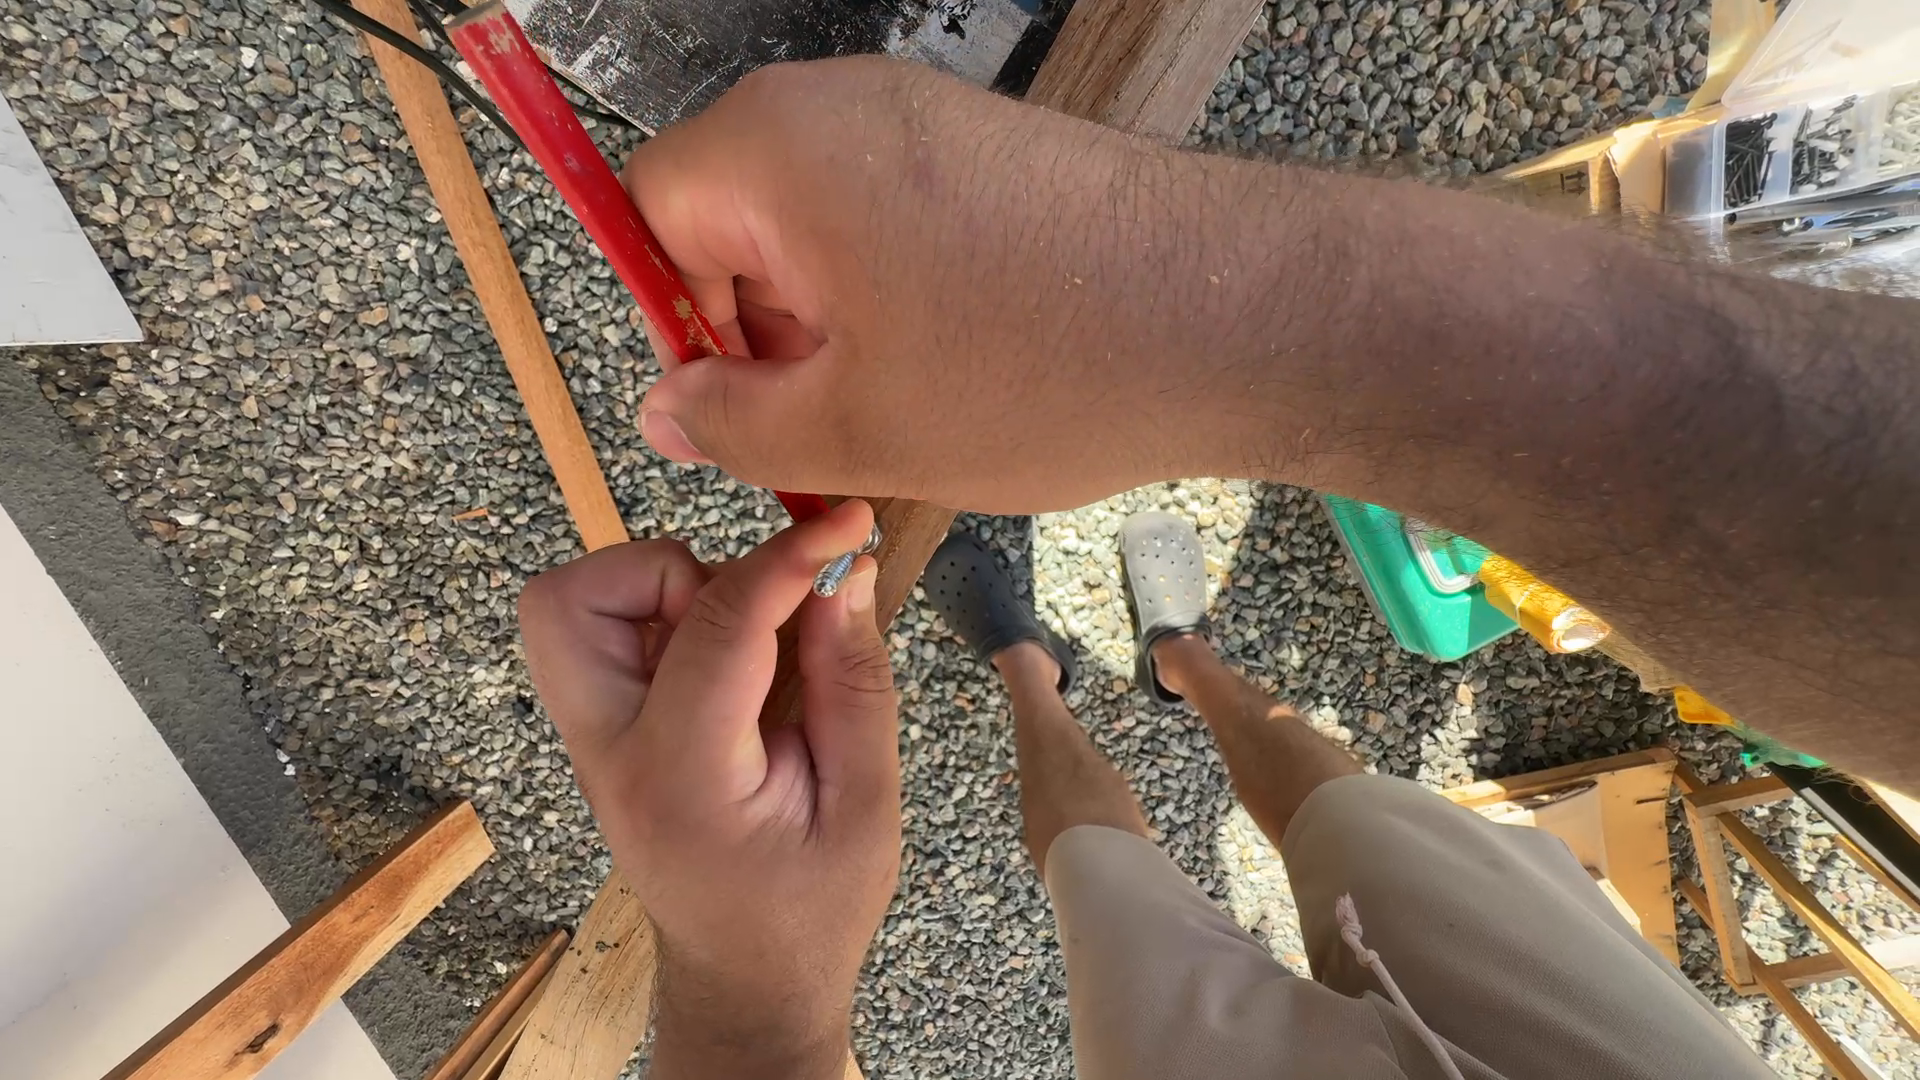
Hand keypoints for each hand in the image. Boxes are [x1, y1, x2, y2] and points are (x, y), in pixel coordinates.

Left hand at [516, 500, 898, 1076]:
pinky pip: (607, 633)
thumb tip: (845, 574)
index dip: (790, 559)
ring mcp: (594, 746)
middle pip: (570, 603)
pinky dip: (671, 614)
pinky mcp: (604, 738)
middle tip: (758, 602)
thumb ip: (854, 681)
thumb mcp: (867, 801)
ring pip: (573, 608)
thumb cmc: (815, 906)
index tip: (849, 524)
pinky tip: (736, 657)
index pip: (718, 627)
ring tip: (753, 634)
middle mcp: (612, 753)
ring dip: (667, 588)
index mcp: (684, 779)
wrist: (746, 981)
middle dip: (672, 568)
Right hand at [622, 56, 1316, 512]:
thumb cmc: (1033, 377)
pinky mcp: (993, 160)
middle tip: (837, 422)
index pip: (654, 214)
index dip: (681, 318)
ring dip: (844, 334)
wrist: (1237, 321)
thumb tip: (664, 408)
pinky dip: (906, 308)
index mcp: (779, 150)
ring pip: (827, 241)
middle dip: (770, 335)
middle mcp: (846, 107)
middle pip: (742, 225)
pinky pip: (902, 235)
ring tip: (914, 407)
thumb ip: (735, 423)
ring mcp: (930, 124)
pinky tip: (967, 370)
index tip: (747, 400)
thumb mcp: (855, 432)